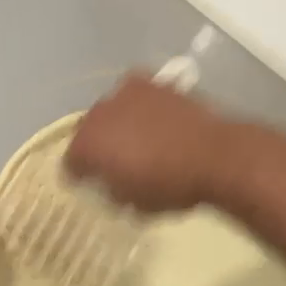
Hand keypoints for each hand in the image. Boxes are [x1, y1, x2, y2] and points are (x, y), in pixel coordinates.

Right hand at [65, 74, 240, 211]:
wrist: (215, 155)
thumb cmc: (171, 186)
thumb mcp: (135, 204)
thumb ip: (113, 190)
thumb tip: (110, 182)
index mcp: (87, 146)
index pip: (70, 162)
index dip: (80, 175)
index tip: (92, 183)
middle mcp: (97, 114)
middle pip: (87, 130)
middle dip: (97, 144)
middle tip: (115, 161)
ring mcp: (124, 93)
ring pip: (110, 110)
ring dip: (117, 122)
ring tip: (137, 137)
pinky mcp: (151, 81)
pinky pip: (134, 94)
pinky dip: (138, 104)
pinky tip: (154, 117)